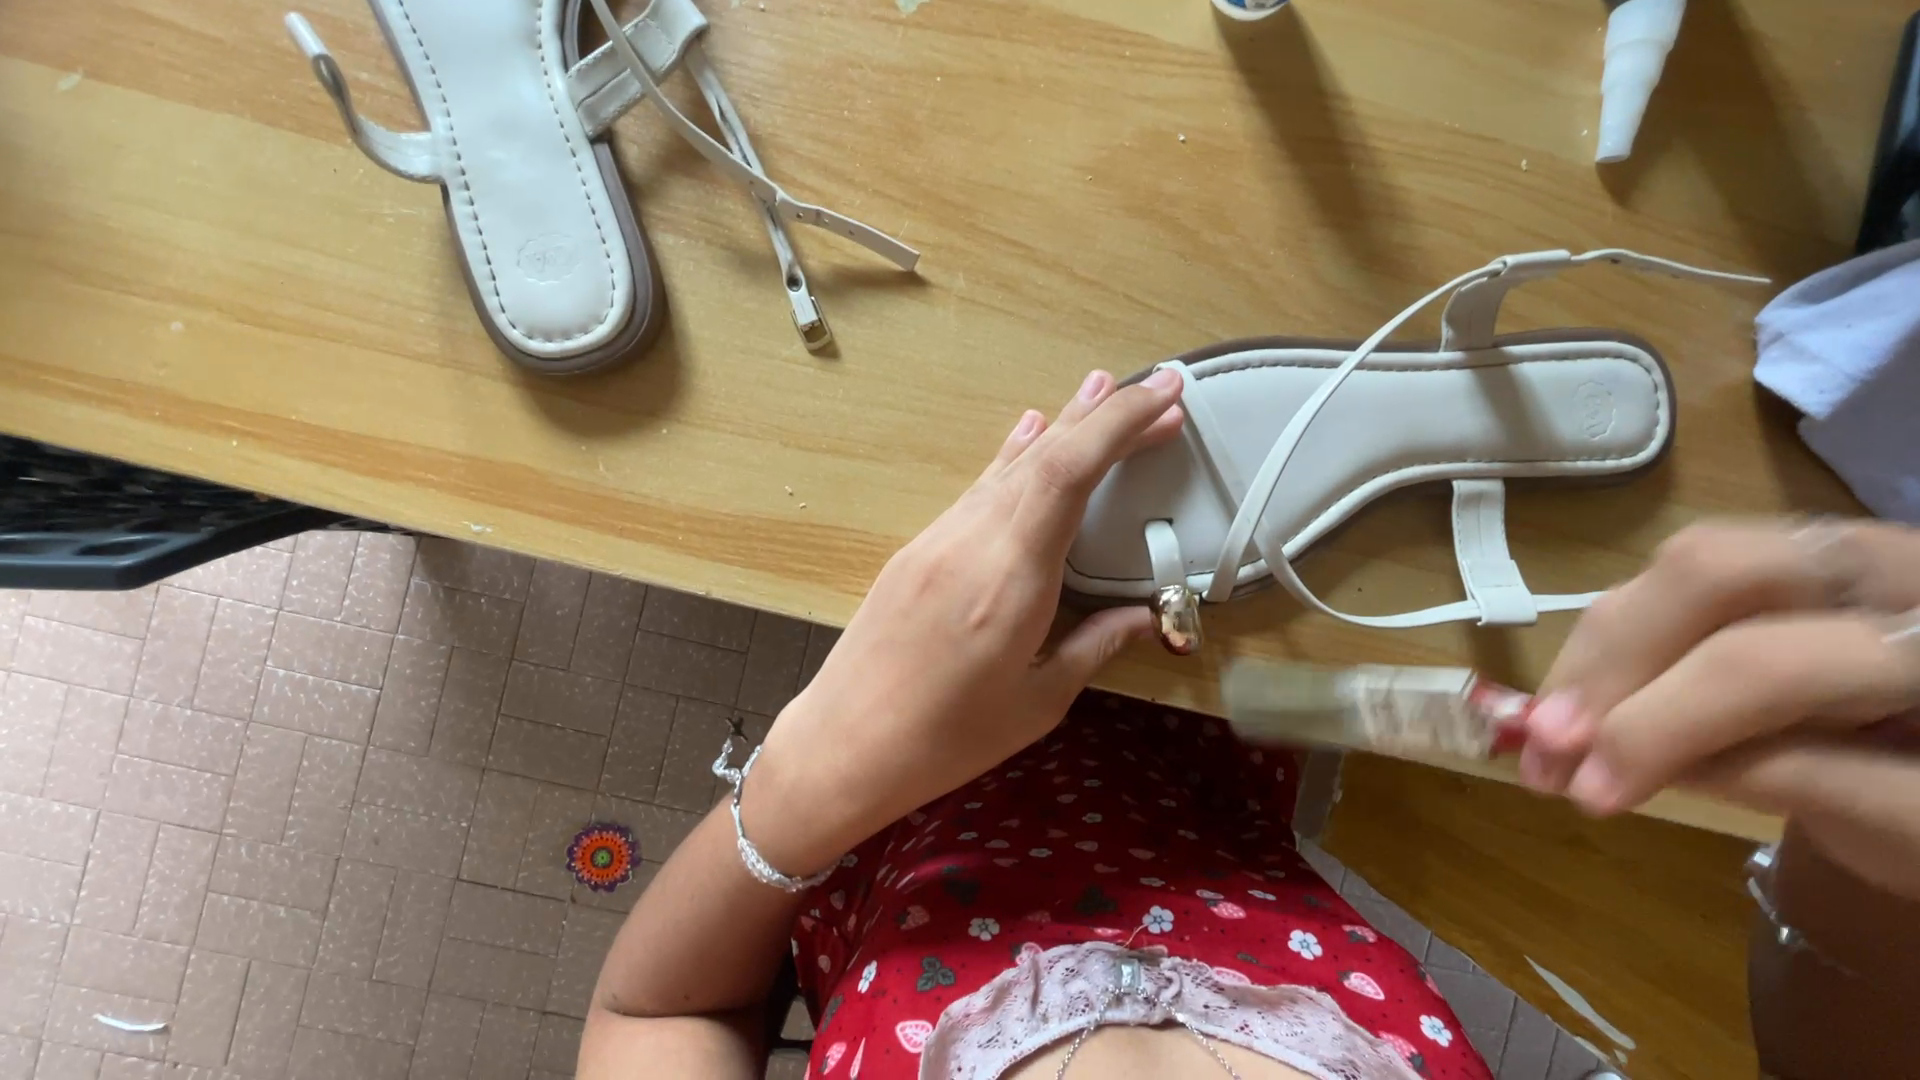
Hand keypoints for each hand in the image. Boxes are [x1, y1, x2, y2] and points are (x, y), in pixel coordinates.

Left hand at [742, 369, 1185, 875]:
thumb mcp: (1038, 702)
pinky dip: (1013, 458)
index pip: (1068, 473)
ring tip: (1099, 392)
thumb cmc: (947, 739)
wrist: (843, 744)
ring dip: (1060, 428)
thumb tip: (1144, 617)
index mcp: (1011, 578)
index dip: (1118, 424)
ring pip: (1007, 467)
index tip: (1163, 396)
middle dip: (1103, 415)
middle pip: (1042, 456)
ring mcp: (937, 540)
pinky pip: (977, 490)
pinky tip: (1029, 435)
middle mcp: (971, 541)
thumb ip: (1095, 645)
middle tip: (1153, 385)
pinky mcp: (916, 550)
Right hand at [1519, 519, 1919, 894]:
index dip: (1664, 721)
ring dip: (1593, 655)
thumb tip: (1626, 759)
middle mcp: (1883, 566)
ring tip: (1544, 731)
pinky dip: (1607, 652)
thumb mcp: (1914, 825)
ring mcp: (1819, 561)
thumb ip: (1791, 780)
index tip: (1587, 794)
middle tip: (1545, 739)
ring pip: (1670, 573)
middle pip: (1707, 570)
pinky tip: (1579, 704)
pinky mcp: (1766, 579)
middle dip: (1608, 658)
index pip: (1771, 661)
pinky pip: (1664, 595)